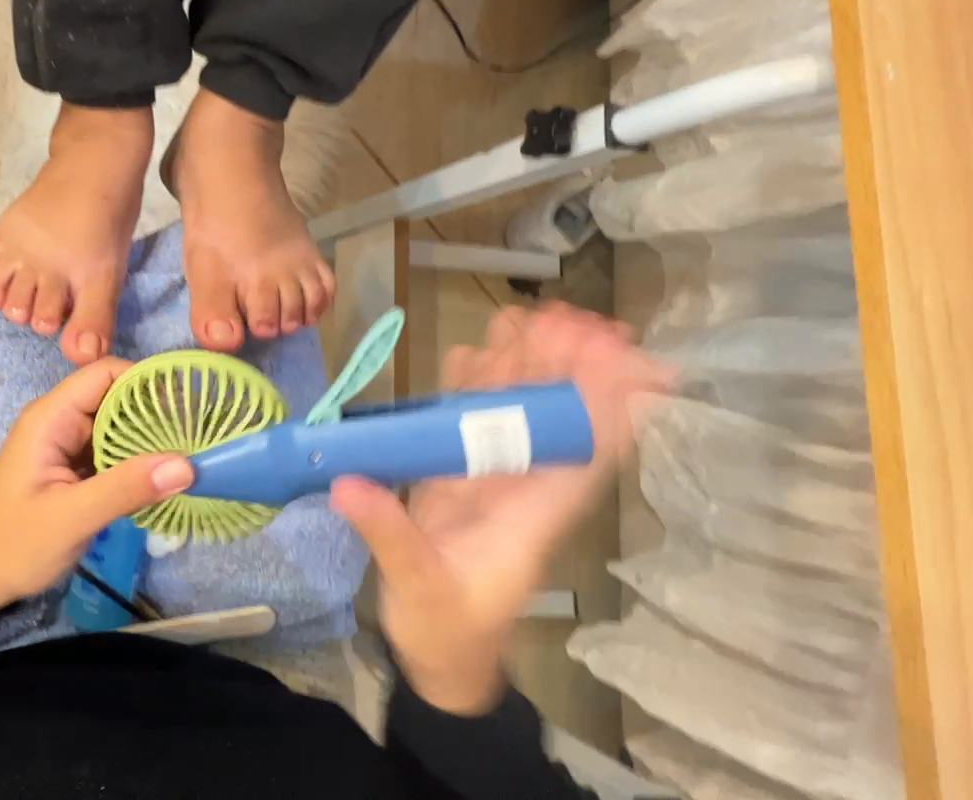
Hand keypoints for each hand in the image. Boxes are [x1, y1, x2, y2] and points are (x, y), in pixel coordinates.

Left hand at [0, 359, 195, 609]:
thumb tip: (186, 464)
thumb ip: (125, 488)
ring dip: (153, 432)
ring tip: (198, 444)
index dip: (146, 379)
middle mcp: (59, 420)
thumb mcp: (71, 518)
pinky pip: (115, 447)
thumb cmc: (18, 544)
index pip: (103, 374)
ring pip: (119, 421)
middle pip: (115, 394)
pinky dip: (141, 454)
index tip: (191, 397)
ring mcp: (68, 442)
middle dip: (157, 406)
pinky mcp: (77, 464)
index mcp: (49, 418)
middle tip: (204, 426)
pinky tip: (171, 467)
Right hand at [331, 303, 674, 713]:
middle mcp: (519, 489)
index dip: (608, 407)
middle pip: (551, 421)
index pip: (584, 455)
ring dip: (522, 368)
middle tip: (565, 318)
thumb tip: (348, 483)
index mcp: (532, 517)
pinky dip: (471, 389)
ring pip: (513, 415)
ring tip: (522, 320)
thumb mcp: (419, 584)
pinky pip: (468, 425)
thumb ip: (389, 534)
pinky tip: (471, 354)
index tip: (624, 360)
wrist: (437, 652)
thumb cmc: (446, 627)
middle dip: (564, 369)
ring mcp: (486, 480)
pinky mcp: (452, 477)